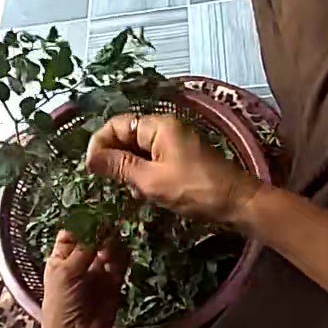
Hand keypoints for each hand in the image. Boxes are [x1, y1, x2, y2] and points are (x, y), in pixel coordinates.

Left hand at [42, 231, 125, 327]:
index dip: (83, 222)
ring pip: (109, 247)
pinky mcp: (113, 280)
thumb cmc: (62, 301)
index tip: (96, 212)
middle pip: (94, 237)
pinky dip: (121, 258)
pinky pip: (120, 262)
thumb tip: (97, 224)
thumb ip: (83, 247)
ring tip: (108, 254)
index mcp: (61, 256)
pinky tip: (116, 261)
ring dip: (111, 245)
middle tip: (108, 230)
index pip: (73, 232)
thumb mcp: (66, 271)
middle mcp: (80, 260)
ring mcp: (97, 270)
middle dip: (101, 232)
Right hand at [85, 114, 260, 224]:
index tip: (90, 168)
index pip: (116, 124)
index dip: (99, 143)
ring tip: (124, 189)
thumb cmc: (194, 189)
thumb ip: (119, 167)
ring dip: (126, 167)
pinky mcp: (179, 158)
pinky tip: (141, 192)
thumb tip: (90, 159)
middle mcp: (164, 128)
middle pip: (125, 135)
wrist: (237, 202)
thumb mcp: (151, 180)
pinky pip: (151, 159)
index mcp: (158, 126)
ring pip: (137, 150)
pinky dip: (141, 173)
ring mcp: (173, 143)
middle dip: (112, 156)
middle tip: (105, 181)